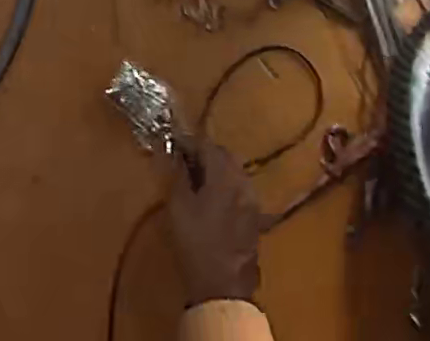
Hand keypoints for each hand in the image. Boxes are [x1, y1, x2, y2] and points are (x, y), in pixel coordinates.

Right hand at [166, 141, 260, 305]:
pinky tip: (213, 198)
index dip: (189, 141)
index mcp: (225, 177)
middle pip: (226, 157)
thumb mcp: (178, 204)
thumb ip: (179, 173)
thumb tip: (177, 153)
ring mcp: (253, 204)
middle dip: (205, 152)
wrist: (222, 288)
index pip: (208, 146)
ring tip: (197, 177)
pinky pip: (240, 191)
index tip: (173, 141)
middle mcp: (244, 185)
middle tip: (184, 158)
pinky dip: (226, 186)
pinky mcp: (256, 220)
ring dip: (217, 169)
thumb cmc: (195, 242)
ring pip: (236, 173)